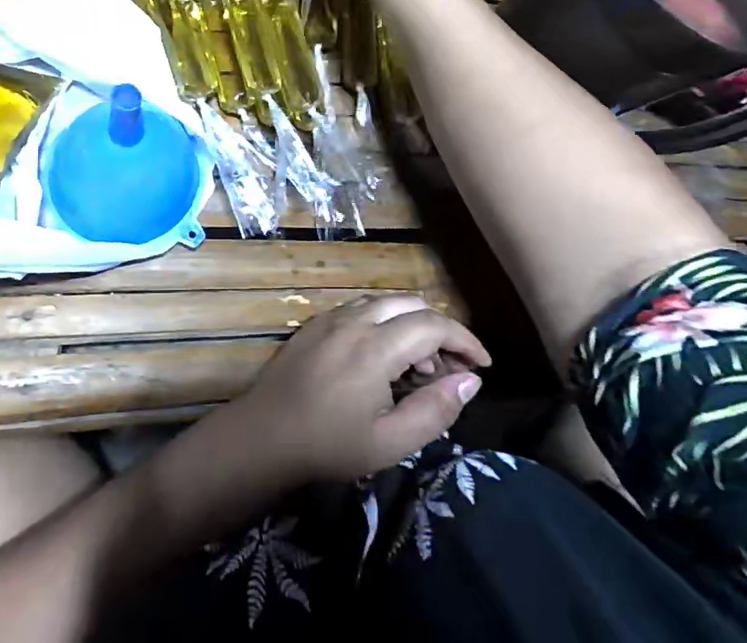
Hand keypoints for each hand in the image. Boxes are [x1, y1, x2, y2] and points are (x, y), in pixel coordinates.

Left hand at [194, 295, 490, 485]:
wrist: (263, 434)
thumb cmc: (329, 444)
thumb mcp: (391, 442)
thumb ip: (435, 409)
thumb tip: (470, 381)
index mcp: (374, 347)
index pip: (432, 325)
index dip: (465, 341)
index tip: (483, 366)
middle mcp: (352, 321)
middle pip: (409, 303)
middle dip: (440, 329)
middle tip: (452, 368)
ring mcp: (328, 319)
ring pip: (382, 303)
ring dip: (410, 324)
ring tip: (419, 369)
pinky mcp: (313, 325)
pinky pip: (358, 309)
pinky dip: (383, 323)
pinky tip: (383, 359)